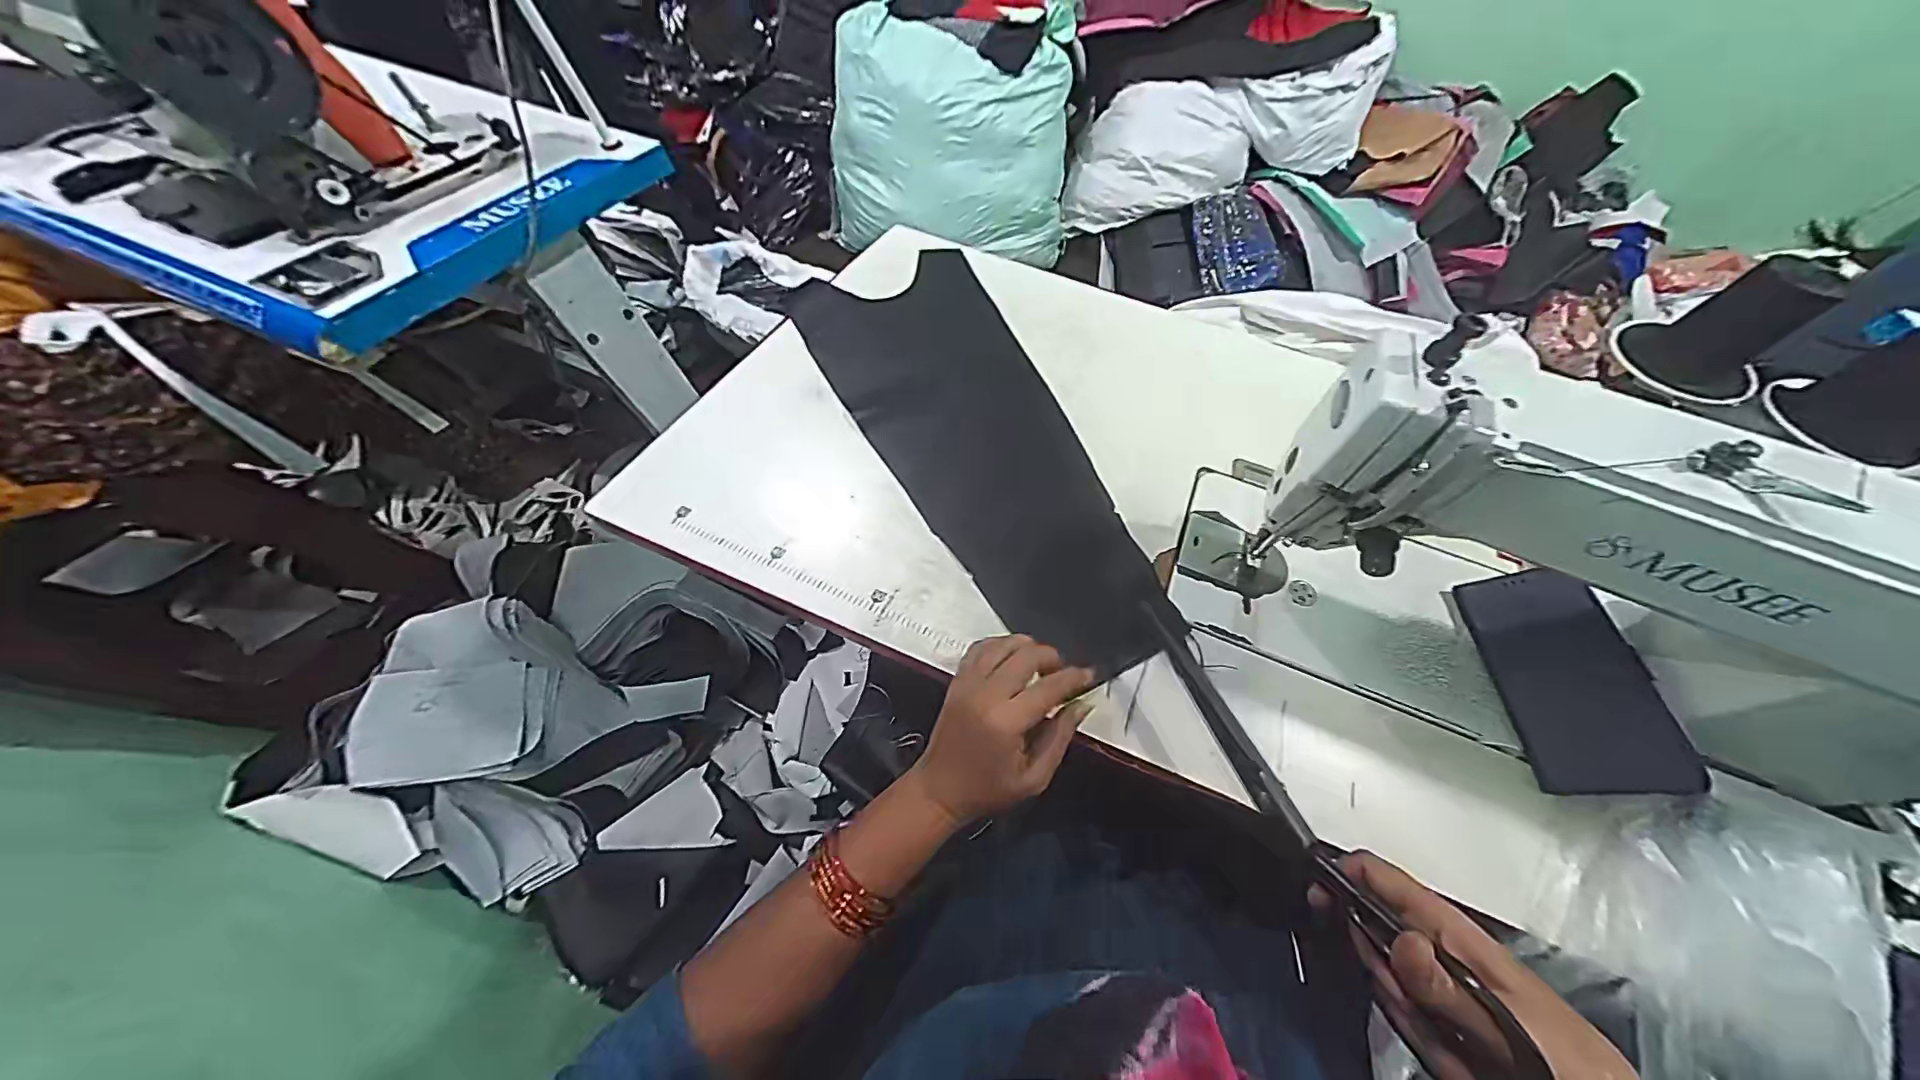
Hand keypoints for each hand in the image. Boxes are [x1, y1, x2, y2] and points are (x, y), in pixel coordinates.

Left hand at [904, 635, 1096, 826]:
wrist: (939, 790)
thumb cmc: (987, 790)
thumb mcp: (1034, 778)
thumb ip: (1060, 737)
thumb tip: (1081, 706)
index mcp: (1006, 722)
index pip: (1049, 687)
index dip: (1074, 677)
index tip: (1089, 675)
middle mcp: (985, 696)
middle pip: (1026, 654)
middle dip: (1052, 657)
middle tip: (1063, 673)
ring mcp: (968, 684)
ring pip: (1002, 644)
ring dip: (1027, 647)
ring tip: (1040, 665)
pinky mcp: (957, 681)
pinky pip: (979, 648)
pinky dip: (1000, 645)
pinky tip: (1012, 658)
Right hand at [1312, 853, 1638, 1079]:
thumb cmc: (1568, 1062)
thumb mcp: (1505, 1024)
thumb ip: (1448, 988)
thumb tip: (1401, 940)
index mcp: (1459, 936)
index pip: (1388, 880)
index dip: (1348, 873)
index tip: (1318, 884)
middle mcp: (1447, 950)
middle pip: (1377, 924)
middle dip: (1373, 958)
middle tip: (1401, 999)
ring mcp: (1446, 981)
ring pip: (1388, 971)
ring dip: (1400, 1003)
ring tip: (1446, 1043)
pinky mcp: (1449, 1012)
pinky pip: (1408, 1007)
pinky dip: (1416, 1028)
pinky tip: (1449, 1053)